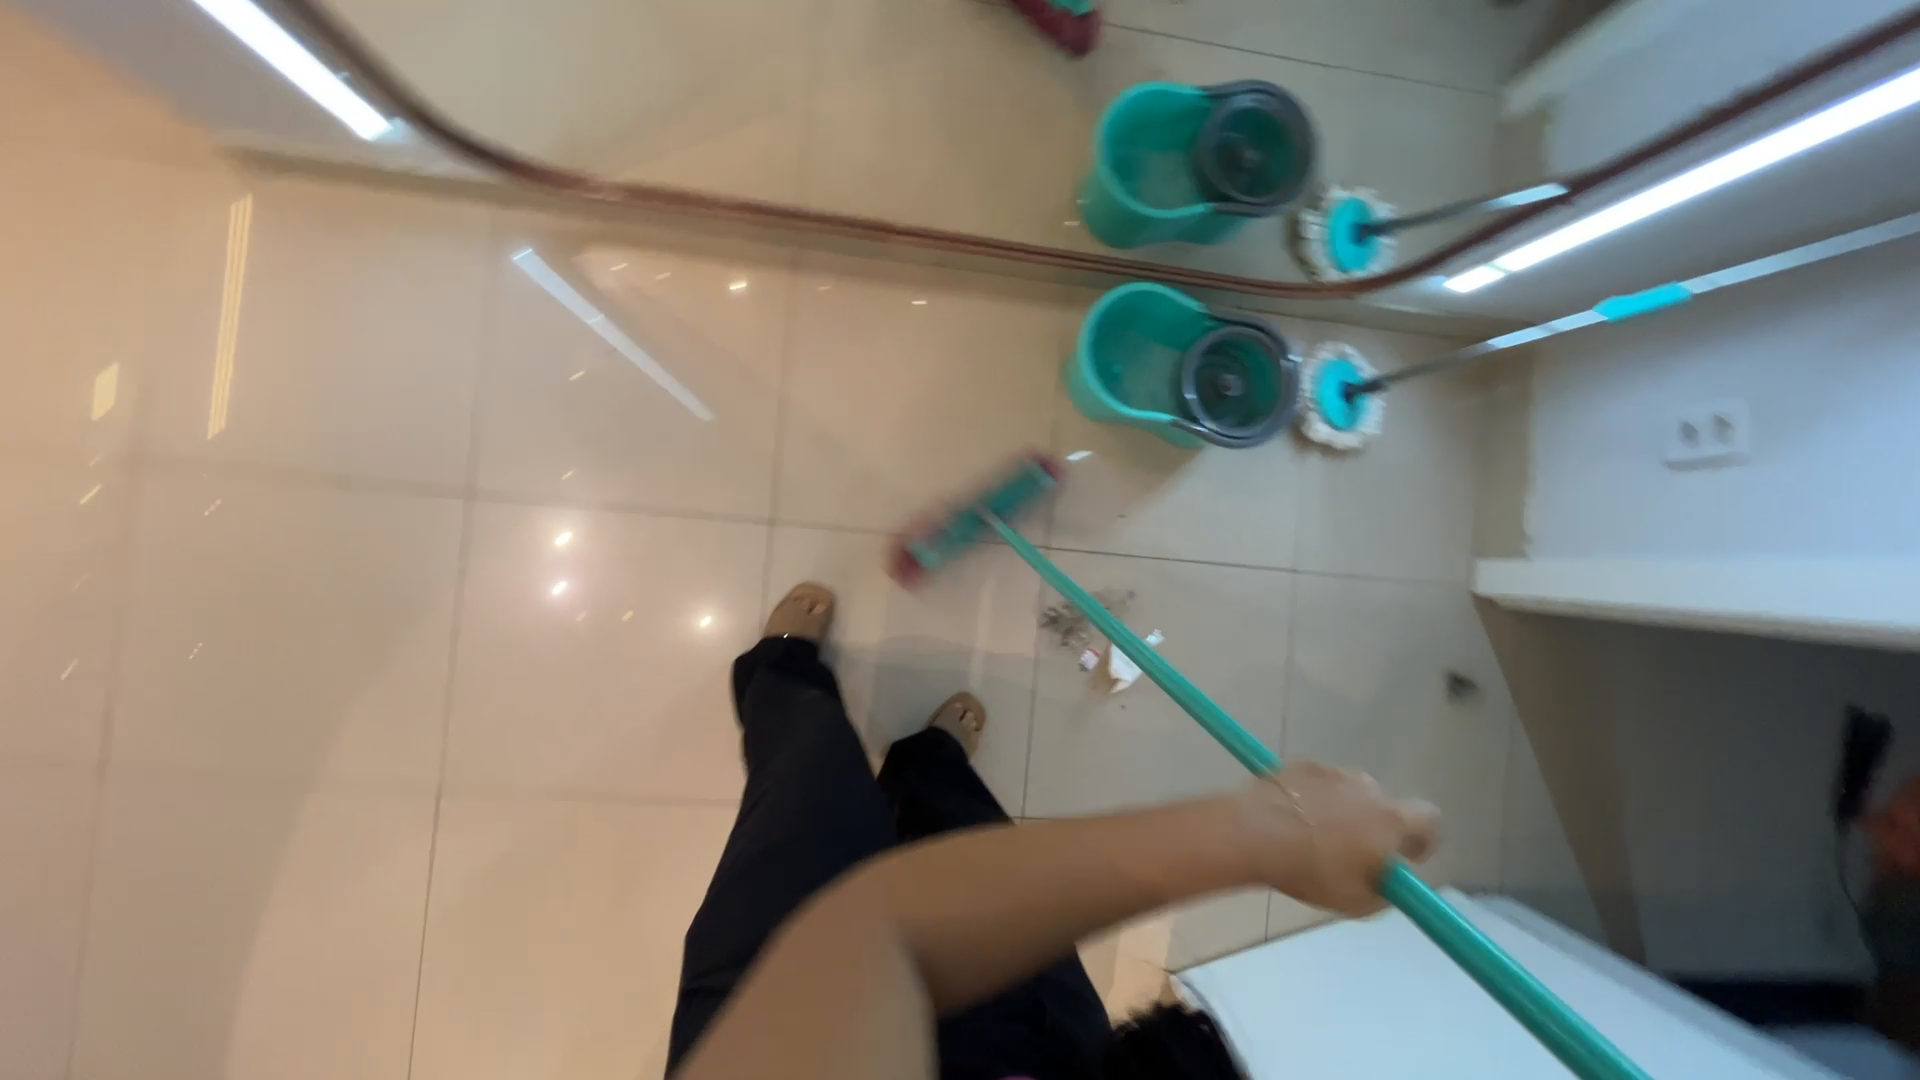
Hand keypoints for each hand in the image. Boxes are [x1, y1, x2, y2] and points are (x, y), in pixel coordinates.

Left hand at [1236, 762, 1438, 916]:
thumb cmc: (1311, 870)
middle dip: (1374, 824)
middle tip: (1350, 849)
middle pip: (1383, 803)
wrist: (1254, 831)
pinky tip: (1293, 816)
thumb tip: (1392, 877)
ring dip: (1341, 808)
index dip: (1418, 839)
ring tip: (1314, 834)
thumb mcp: (1360, 901)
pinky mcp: (1298, 764)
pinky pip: (1317, 782)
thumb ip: (1388, 887)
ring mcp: (1330, 771)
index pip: (1429, 819)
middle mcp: (1366, 786)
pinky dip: (1312, 796)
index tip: (1400, 856)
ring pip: (1348, 791)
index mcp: (1391, 818)